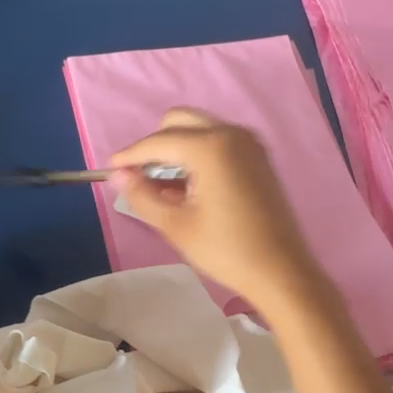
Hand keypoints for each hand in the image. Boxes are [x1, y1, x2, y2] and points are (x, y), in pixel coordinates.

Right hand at [109, 107, 328, 311]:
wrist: (282, 271)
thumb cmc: (227, 251)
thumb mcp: (176, 226)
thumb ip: (142, 196)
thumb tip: (118, 176)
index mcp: (211, 147)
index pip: (158, 142)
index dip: (131, 155)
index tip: (110, 170)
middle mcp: (231, 134)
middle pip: (178, 122)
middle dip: (154, 146)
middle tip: (139, 177)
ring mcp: (249, 143)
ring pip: (199, 129)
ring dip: (176, 148)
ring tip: (163, 186)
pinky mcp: (258, 156)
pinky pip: (218, 141)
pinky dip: (197, 154)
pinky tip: (189, 186)